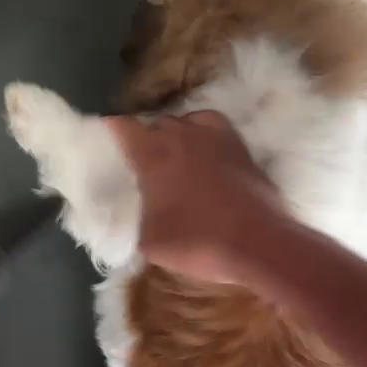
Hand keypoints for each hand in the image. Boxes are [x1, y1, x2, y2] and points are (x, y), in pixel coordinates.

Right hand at [104, 111, 288, 284]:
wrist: (260, 246)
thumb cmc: (197, 241)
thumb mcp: (149, 241)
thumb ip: (137, 219)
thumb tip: (138, 218)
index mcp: (150, 154)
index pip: (120, 124)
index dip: (110, 128)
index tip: (106, 138)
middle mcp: (179, 136)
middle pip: (154, 122)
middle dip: (146, 137)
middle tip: (144, 161)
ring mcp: (213, 138)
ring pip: (184, 120)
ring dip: (176, 133)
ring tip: (175, 154)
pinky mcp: (241, 148)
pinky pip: (214, 125)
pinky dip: (205, 131)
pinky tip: (205, 149)